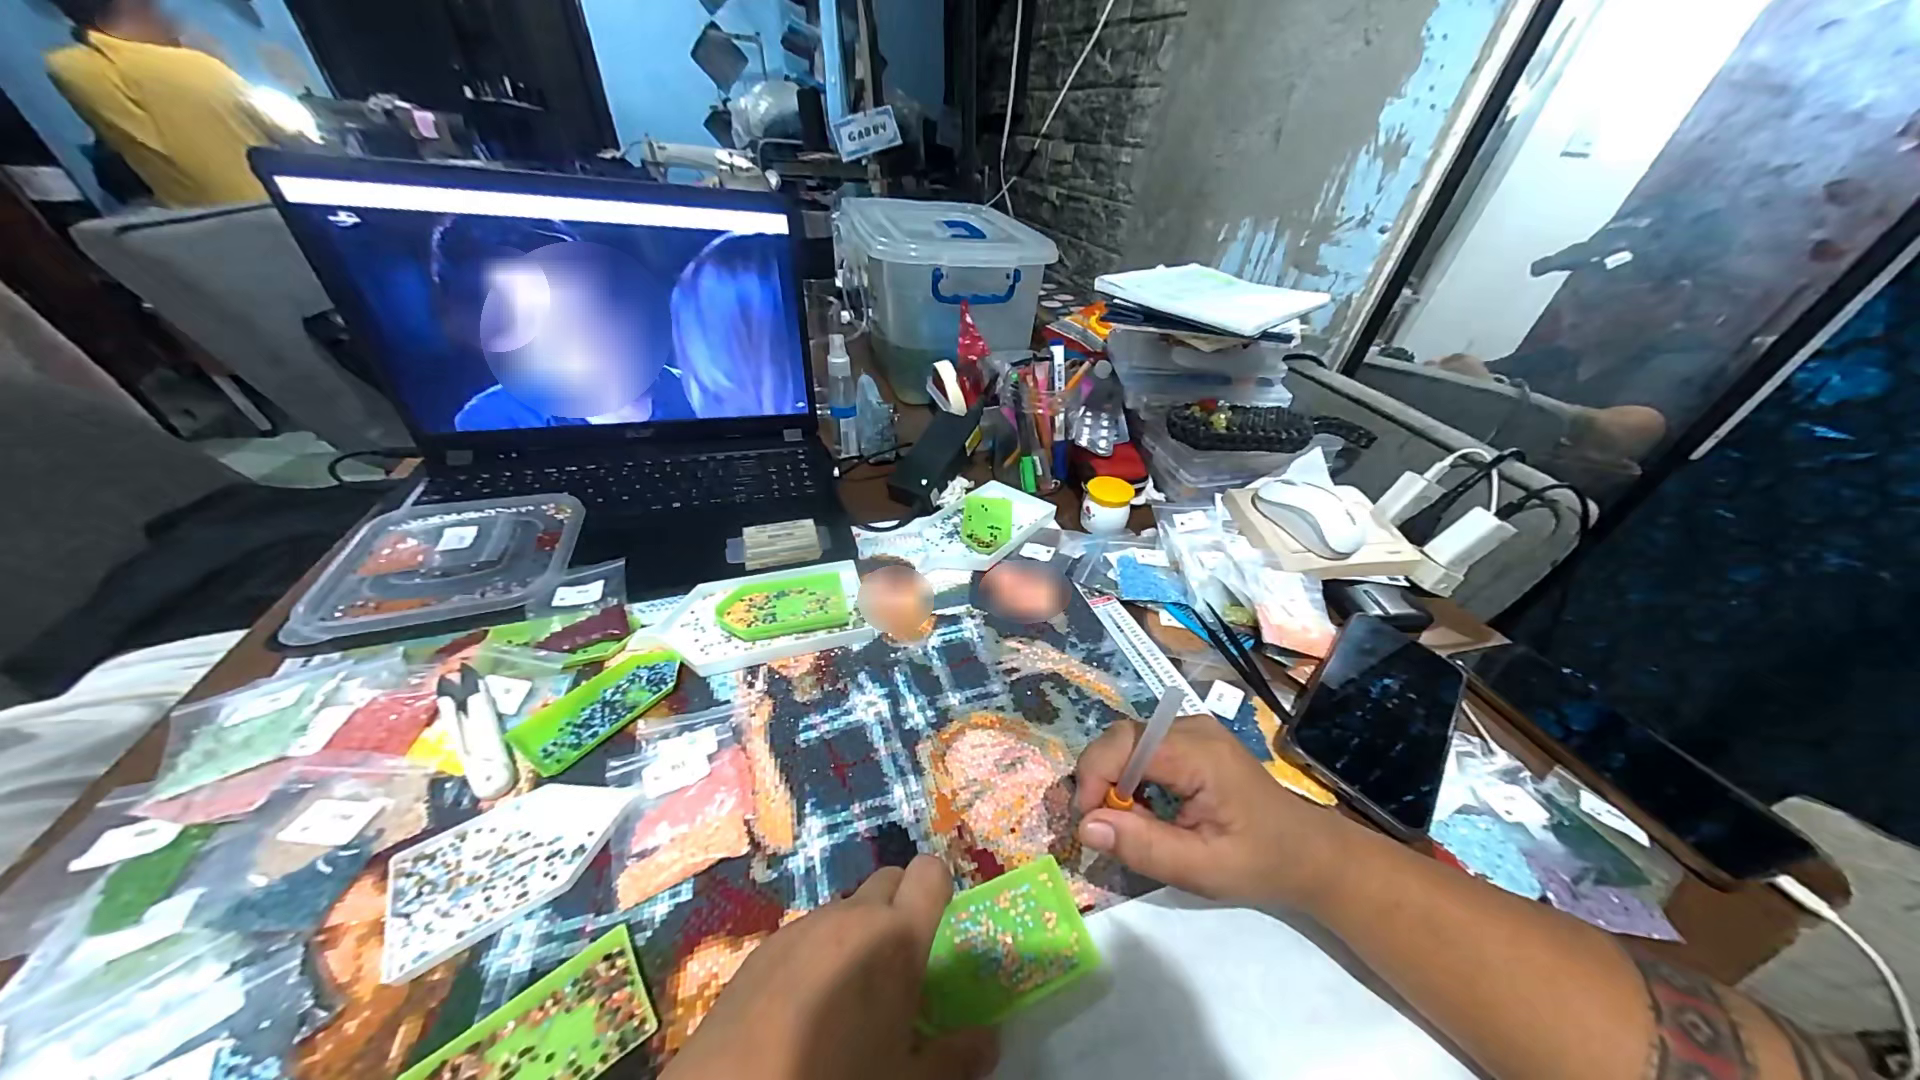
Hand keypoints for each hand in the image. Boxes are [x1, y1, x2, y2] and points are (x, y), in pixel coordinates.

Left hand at [663, 855, 997, 1079]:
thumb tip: (989, 1039)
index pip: (930, 872)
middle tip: (899, 968)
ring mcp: (804, 925)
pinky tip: (803, 1007)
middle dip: (901, 909)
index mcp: (896, 937)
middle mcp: (851, 915)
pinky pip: (808, 931)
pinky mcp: (765, 945)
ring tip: (848, 996)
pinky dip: (819, 951)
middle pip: (889, 881)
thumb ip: (954, 1057)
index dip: (939, 890)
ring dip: (858, 932)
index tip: (938, 928)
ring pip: (847, 908)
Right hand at [1073, 714, 1358, 909]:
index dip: (1094, 776)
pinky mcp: (1190, 739)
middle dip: (1098, 779)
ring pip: (1127, 742)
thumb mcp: (1201, 868)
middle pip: (1122, 738)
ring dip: (1111, 779)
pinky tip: (1139, 808)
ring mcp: (1191, 729)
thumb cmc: (1260, 863)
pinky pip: (1142, 748)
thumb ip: (1143, 847)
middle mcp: (1191, 728)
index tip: (1086, 820)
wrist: (1309, 852)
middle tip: (1097, 824)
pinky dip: (1129, 777)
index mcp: (1199, 753)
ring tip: (1119, 821)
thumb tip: (1085, 827)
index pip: (1125, 744)